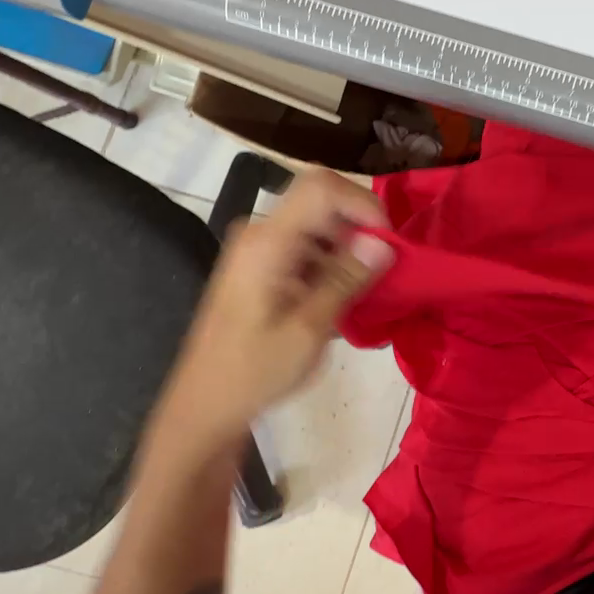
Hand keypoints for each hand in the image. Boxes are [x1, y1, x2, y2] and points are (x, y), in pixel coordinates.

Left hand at [149, 169, 393, 462]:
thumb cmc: (255, 372)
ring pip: (322, 224)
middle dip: (363, 230)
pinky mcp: (264, 265)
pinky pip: (310, 246)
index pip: (323, 188)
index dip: (365, 206)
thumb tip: (384, 243)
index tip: (388, 248)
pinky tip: (344, 300)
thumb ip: (346, 279)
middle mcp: (262, 233)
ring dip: (352, 250)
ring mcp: (261, 248)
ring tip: (368, 293)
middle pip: (325, 202)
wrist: (206, 405)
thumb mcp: (309, 329)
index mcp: (269, 242)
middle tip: (385, 273)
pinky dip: (335, 264)